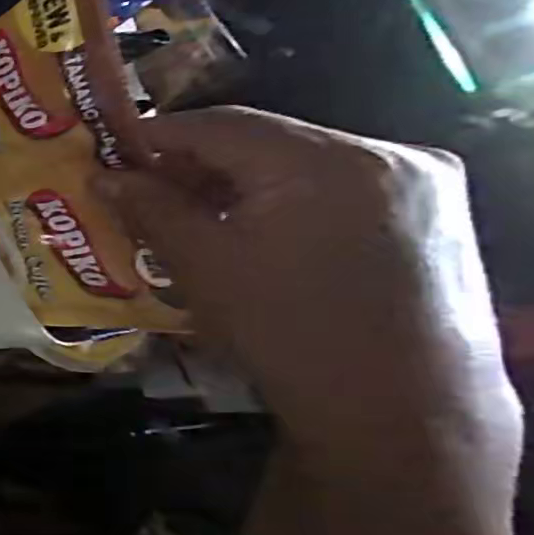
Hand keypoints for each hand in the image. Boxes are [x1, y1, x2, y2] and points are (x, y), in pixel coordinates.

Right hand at [98, 106, 516, 440]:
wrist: (401, 410)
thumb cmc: (285, 332)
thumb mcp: (201, 266)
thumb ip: (150, 208)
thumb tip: (103, 176)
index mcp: (327, 162)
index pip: (221, 124)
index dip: (156, 134)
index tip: (109, 152)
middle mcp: (386, 153)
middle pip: (263, 140)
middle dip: (194, 163)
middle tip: (141, 190)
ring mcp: (420, 181)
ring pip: (297, 162)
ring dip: (235, 183)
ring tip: (186, 214)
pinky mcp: (430, 212)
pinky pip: (333, 185)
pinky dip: (279, 199)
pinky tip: (247, 231)